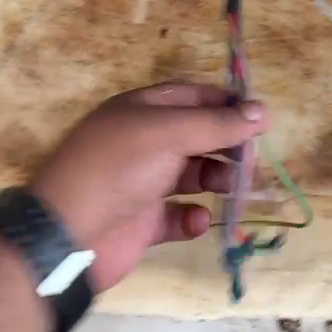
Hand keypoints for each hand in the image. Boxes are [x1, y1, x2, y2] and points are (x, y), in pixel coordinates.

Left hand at [28, 82, 267, 289]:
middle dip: (226, 144)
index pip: (192, 97)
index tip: (258, 118)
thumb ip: (218, 124)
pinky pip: (176, 215)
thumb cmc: (119, 167)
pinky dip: (192, 217)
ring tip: (231, 187)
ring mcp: (141, 182)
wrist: (68, 234)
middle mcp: (143, 142)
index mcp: (142, 110)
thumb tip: (263, 111)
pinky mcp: (142, 222)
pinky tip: (198, 219)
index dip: (225, 103)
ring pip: (191, 174)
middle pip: (196, 135)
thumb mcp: (170, 133)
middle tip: (252, 159)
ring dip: (215, 178)